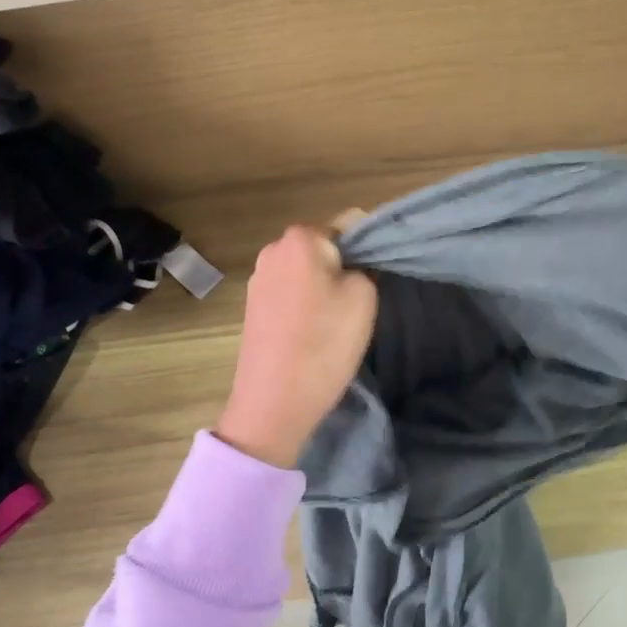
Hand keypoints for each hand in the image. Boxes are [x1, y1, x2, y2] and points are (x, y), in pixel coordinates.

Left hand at [215, 225, 377, 468]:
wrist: (274, 402)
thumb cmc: (324, 343)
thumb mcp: (363, 297)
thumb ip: (364, 265)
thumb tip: (353, 263)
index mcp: (300, 238)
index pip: (349, 224)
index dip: (369, 248)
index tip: (374, 281)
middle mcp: (273, 249)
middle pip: (324, 247)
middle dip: (343, 267)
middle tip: (356, 304)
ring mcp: (258, 278)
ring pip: (307, 271)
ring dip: (323, 287)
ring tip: (333, 324)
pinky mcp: (252, 306)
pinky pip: (290, 292)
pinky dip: (305, 305)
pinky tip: (311, 334)